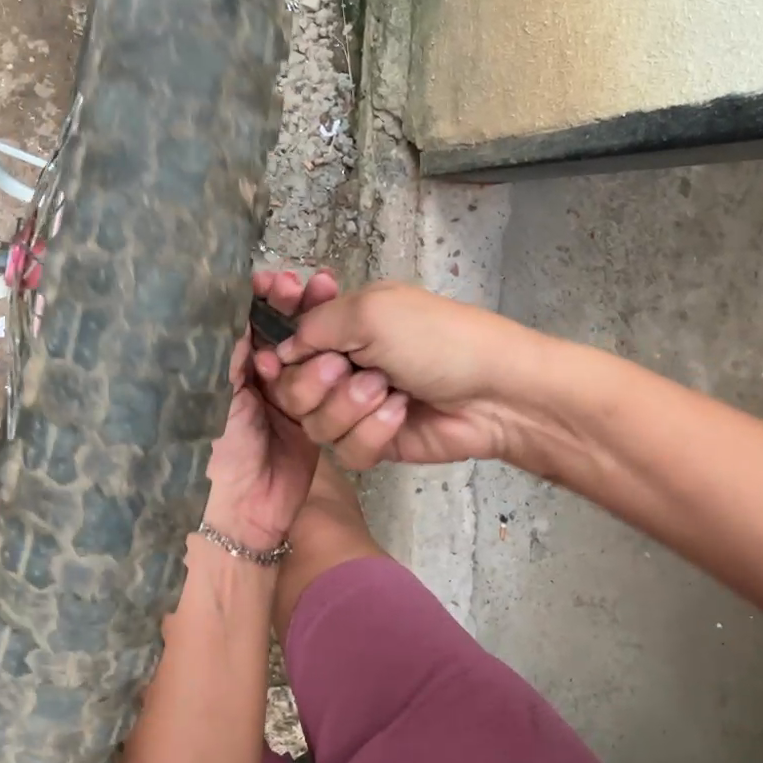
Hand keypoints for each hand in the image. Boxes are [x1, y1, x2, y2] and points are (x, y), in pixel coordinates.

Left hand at [198, 273, 329, 551]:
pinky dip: (339, 367)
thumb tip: (242, 297)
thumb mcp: (211, 388)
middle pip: (284, 330)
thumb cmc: (208, 445)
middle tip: (310, 285)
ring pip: (310, 353)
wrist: (234, 511)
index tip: (276, 278)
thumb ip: (230, 346)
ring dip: (318, 327)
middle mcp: (258, 376)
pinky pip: (331, 389)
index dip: (264, 297)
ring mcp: (288, 397)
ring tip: (324, 301)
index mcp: (226, 364)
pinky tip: (345, 346)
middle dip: (297, 305)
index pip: (249, 320)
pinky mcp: (314, 420)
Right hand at [253, 279, 587, 476]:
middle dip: (316, 382)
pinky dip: (372, 433)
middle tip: (351, 370)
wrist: (496, 392)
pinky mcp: (374, 443)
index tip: (266, 357)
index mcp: (339, 325)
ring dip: (350, 407)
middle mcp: (341, 364)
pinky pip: (345, 450)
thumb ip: (313, 325)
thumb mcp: (370, 312)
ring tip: (388, 392)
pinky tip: (401, 415)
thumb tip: (279, 352)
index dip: (272, 350)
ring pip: (312, 422)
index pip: (284, 339)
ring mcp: (355, 406)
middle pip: (288, 387)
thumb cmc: (435, 338)